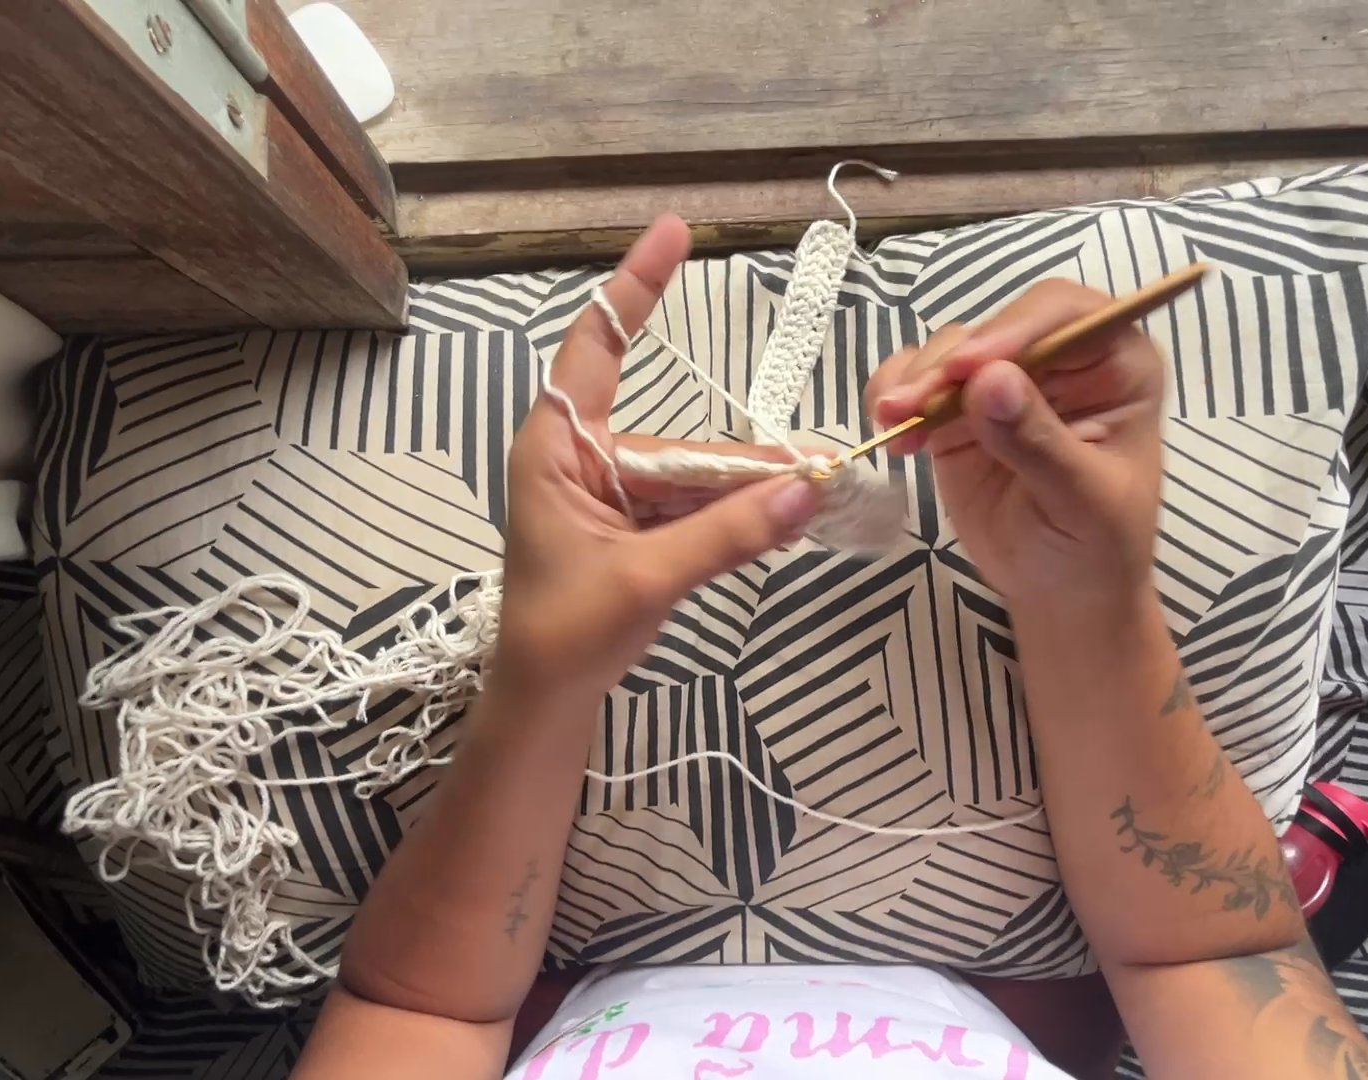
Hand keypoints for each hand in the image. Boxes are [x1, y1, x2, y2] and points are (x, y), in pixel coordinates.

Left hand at [496, 215, 818, 702]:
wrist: (547, 698)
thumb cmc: (565, 634)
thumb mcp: (645, 580)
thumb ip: (725, 535)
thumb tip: (807, 492)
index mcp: (557, 450)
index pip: (595, 349)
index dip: (634, 290)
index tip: (676, 232)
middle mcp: (584, 459)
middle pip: (675, 438)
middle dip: (744, 457)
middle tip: (820, 465)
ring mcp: (613, 495)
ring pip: (693, 477)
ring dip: (748, 489)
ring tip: (818, 492)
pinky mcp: (635, 527)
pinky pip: (693, 507)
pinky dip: (734, 514)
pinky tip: (782, 516)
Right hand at [864, 280, 1165, 611]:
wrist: (1056, 588)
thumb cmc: (1093, 544)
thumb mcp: (1080, 499)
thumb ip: (1037, 440)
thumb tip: (988, 379)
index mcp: (1114, 367)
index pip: (1064, 317)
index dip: (1013, 329)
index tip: (966, 369)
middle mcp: (1056, 363)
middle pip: (991, 330)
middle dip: (944, 365)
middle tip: (904, 408)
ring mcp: (1000, 386)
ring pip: (947, 353)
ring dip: (912, 381)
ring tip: (890, 422)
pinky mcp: (956, 414)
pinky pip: (919, 385)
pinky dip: (895, 397)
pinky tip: (890, 430)